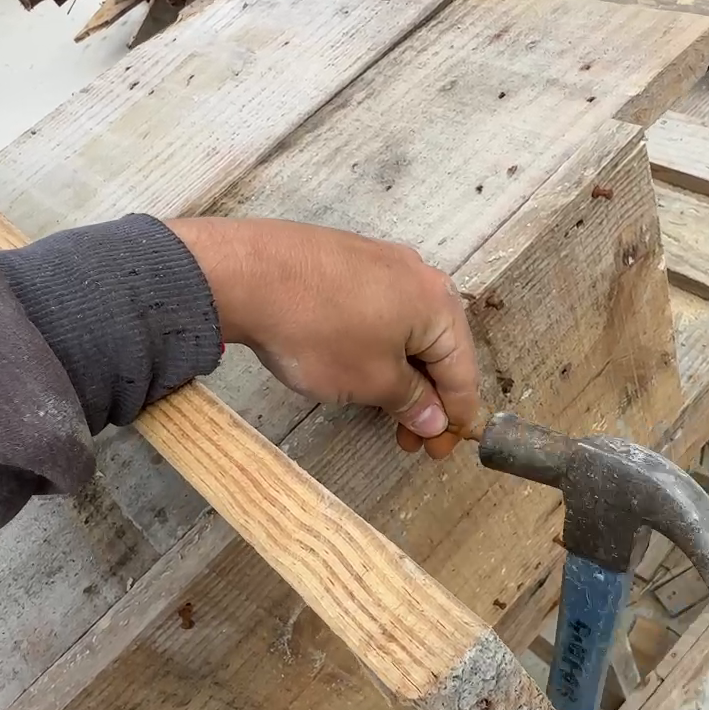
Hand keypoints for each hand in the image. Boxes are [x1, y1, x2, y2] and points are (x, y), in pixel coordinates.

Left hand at [168, 218, 479, 458]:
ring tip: (382, 409)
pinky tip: (360, 368)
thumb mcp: (372, 381)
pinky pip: (380, 311)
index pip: (463, 373)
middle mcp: (421, 276)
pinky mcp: (349, 260)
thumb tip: (434, 419)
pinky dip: (379, 346)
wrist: (245, 274)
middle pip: (438, 350)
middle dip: (426, 399)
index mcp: (440, 305)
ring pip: (407, 331)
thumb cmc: (318, 330)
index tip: (441, 449)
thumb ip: (412, 402)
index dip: (456, 418)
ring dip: (402, 375)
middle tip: (409, 439)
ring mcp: (383, 263)